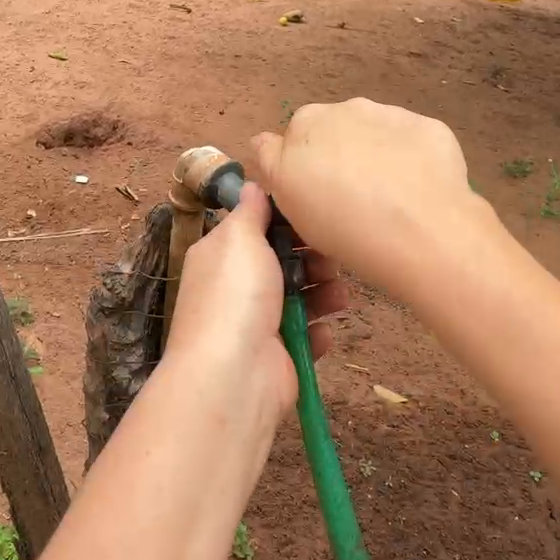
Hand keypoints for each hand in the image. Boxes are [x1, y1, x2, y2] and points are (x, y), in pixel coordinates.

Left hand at [163, 182, 349, 421]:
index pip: (255, 226)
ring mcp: (256, 321)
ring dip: (322, 292)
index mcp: (220, 253)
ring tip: (338, 296)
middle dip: (311, 257)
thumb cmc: (236, 295)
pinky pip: (305, 334)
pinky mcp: (278, 354)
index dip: (286, 220)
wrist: (234, 375)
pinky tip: (323, 330)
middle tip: (332, 259)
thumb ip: (251, 211)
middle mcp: (235, 285)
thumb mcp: (240, 238)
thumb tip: (252, 185)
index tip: (314, 216)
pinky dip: (317, 331)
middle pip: (282, 261)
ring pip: (298, 296)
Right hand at [252, 97, 494, 298]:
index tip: (315, 195)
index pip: (296, 138)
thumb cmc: (338, 219)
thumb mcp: (286, 196)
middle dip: (341, 157)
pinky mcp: (431, 129)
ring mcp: (392, 115)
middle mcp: (347, 108)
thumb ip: (270, 159)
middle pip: (337, 132)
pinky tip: (418, 193)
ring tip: (388, 201)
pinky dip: (414, 161)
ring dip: (377, 157)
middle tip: (350, 201)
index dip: (304, 167)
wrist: (417, 230)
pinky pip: (415, 144)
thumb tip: (265, 140)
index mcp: (306, 121)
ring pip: (377, 135)